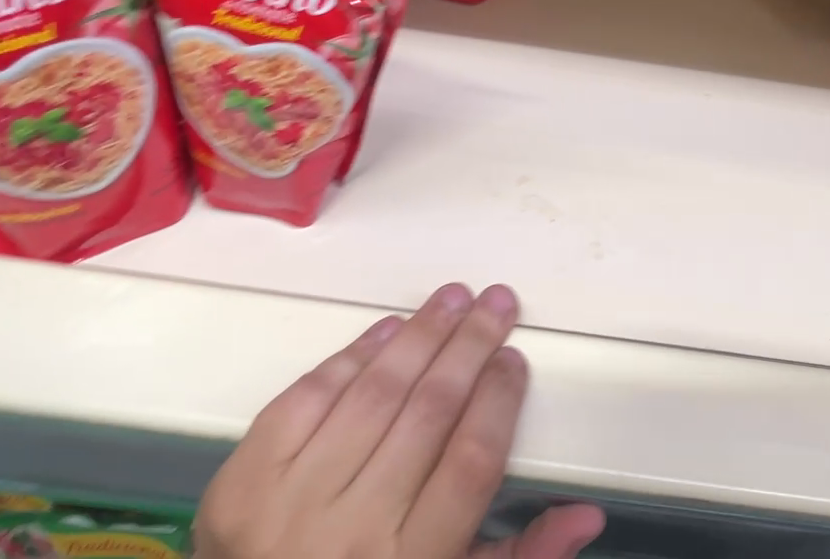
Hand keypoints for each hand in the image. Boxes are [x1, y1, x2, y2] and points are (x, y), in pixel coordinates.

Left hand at [195, 284, 604, 558]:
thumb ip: (518, 558)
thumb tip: (587, 513)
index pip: (470, 464)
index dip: (497, 401)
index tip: (514, 357)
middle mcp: (352, 531)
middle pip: (425, 414)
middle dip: (468, 347)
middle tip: (497, 301)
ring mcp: (289, 502)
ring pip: (370, 395)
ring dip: (418, 336)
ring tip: (453, 297)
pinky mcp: (241, 481)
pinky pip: (306, 398)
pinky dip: (351, 355)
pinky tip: (387, 328)